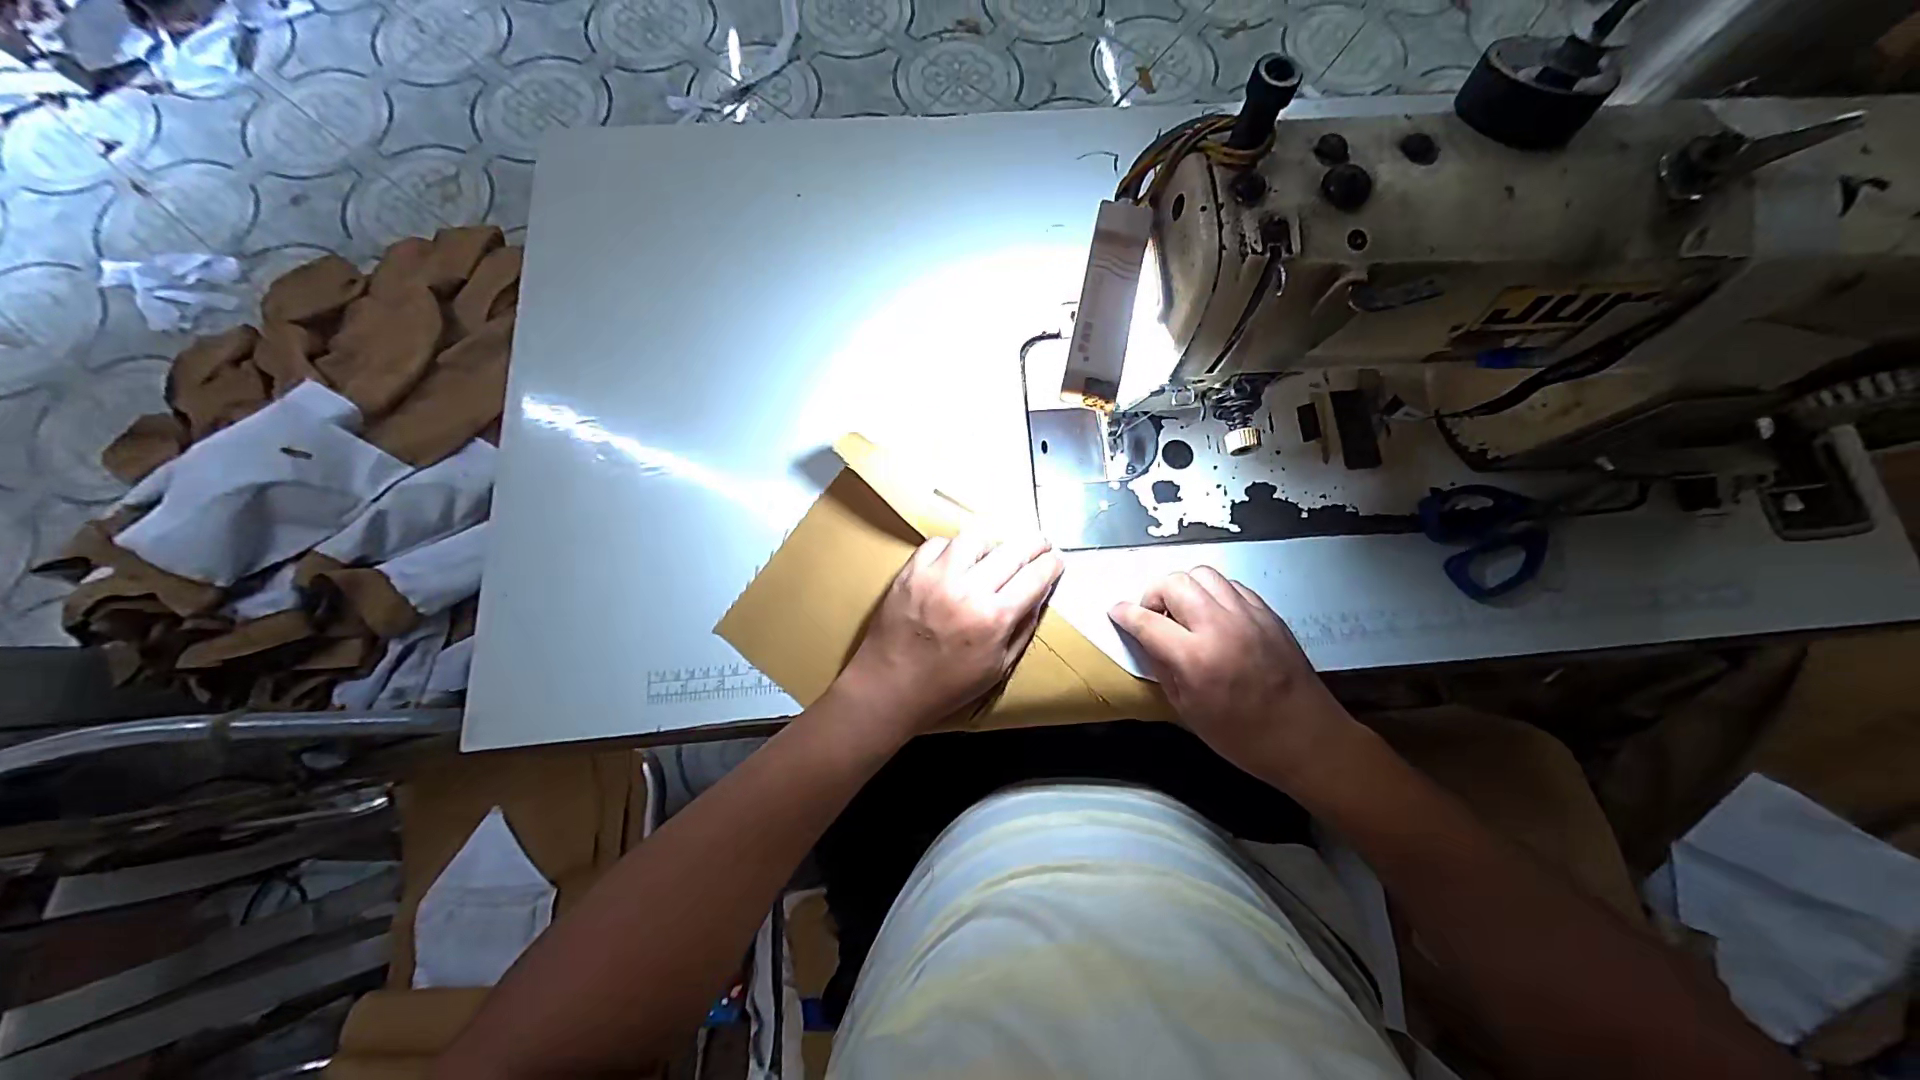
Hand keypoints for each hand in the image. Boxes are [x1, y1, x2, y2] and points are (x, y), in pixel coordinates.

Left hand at [832, 528, 1063, 737]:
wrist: (889, 687)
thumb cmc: (947, 686)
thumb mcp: (999, 667)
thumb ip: (1023, 628)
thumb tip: (1039, 595)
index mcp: (994, 618)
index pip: (1035, 577)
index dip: (1051, 565)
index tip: (1056, 560)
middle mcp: (968, 590)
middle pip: (1012, 550)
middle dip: (1033, 544)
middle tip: (1039, 544)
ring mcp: (936, 577)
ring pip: (975, 538)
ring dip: (992, 543)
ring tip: (994, 553)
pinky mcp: (910, 572)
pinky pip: (939, 543)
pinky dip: (953, 548)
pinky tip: (957, 561)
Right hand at [1109, 567, 1354, 786]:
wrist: (1306, 738)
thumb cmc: (1241, 736)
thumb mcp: (1187, 709)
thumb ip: (1161, 667)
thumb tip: (1144, 638)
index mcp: (1195, 657)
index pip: (1146, 620)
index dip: (1124, 614)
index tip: (1116, 612)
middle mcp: (1219, 626)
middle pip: (1173, 583)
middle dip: (1153, 595)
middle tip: (1154, 617)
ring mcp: (1247, 615)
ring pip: (1202, 574)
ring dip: (1184, 588)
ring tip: (1184, 613)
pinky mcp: (1267, 613)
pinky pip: (1230, 586)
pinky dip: (1213, 593)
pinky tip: (1213, 616)